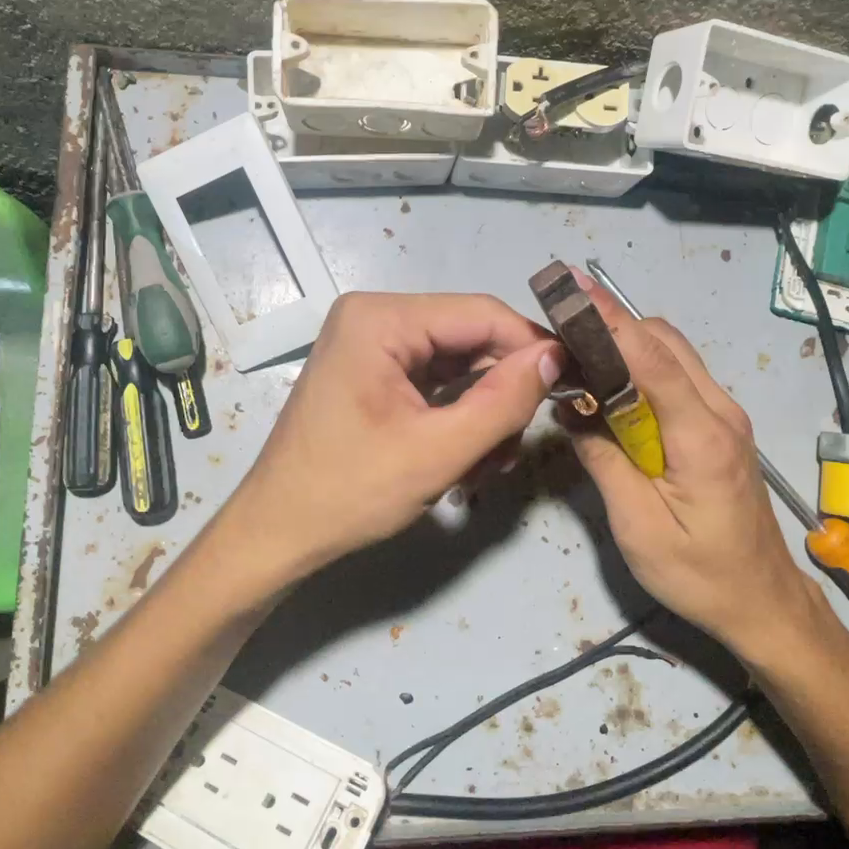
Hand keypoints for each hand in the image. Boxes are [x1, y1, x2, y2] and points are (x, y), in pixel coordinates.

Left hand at [220, 292, 562, 582]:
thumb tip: (555, 357)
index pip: (482, 314)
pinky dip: (459, 419)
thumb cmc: (348, 493)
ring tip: (488, 467)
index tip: (571, 386)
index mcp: (381, 319)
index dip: (532, 347)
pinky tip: (469, 460)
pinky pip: (437, 384)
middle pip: (471, 340)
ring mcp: (373, 346)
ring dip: (484, 414)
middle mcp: (376, 318)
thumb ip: (503, 401)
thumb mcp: (437, 452)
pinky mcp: (375, 374)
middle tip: (514, 449)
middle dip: (502, 394)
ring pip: (460, 366)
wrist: (277, 534)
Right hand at [562, 271, 821, 654]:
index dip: (611, 322)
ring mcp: (725, 418)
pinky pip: (678, 379)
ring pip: (674, 355)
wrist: (763, 603)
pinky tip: (609, 387)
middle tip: (562, 328)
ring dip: (628, 346)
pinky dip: (642, 370)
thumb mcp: (639, 528)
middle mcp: (720, 413)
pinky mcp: (720, 429)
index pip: (653, 360)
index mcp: (702, 437)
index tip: (572, 292)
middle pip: (666, 343)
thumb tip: (570, 408)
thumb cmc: (701, 575)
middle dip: (614, 326)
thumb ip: (604, 461)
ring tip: (577, 354)